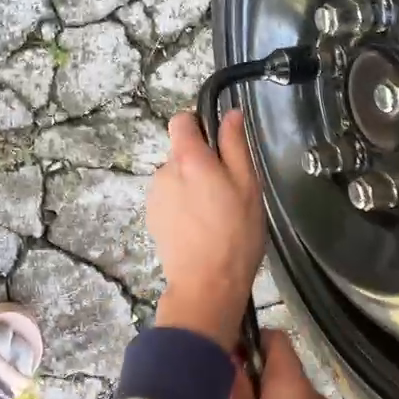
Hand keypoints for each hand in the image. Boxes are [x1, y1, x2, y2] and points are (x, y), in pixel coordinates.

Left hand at [149, 109, 265, 348]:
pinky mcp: (152, 217)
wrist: (205, 284)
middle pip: (181, 152)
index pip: (181, 120)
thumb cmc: (235, 234)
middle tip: (227, 189)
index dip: (198, 124)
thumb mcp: (247, 186)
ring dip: (192, 186)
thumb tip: (232, 114)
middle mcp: (164, 171)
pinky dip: (183, 205)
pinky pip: (169, 198)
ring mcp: (155, 195)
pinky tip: (201, 228)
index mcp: (188, 158)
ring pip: (176, 177)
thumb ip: (235, 145)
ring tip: (216, 214)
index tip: (217, 141)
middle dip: (201, 162)